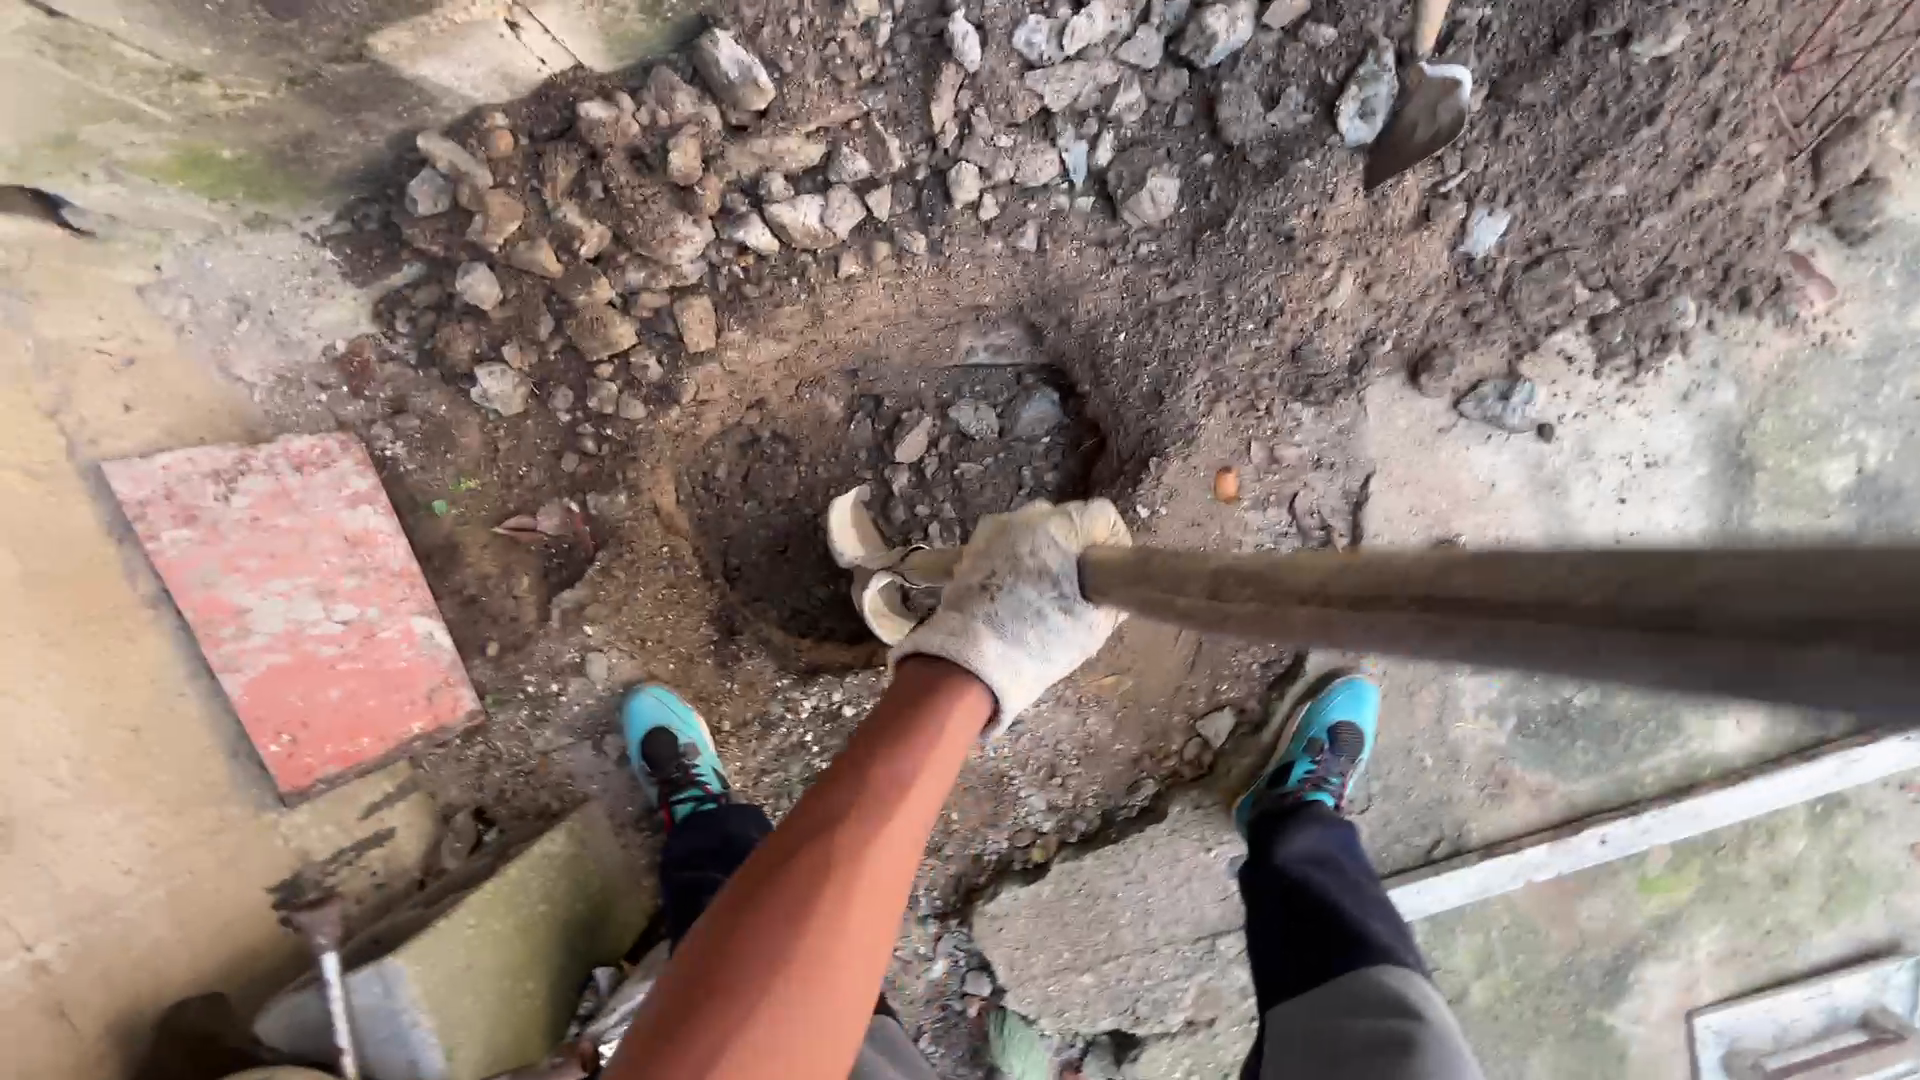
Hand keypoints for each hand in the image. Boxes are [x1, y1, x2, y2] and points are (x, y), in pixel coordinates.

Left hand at [891, 498, 1131, 733]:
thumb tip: (1113, 590)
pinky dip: (1012, 557)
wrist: (975, 659)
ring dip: (1041, 548)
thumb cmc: (1042, 640)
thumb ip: (1109, 596)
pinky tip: (1013, 588)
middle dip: (1073, 544)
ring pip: (1030, 528)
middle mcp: (1028, 517)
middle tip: (1075, 581)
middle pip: (1063, 518)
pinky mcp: (972, 547)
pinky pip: (1002, 542)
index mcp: (1064, 528)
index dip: (1111, 539)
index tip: (1109, 569)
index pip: (1101, 514)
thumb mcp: (1093, 626)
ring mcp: (995, 529)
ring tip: (1041, 586)